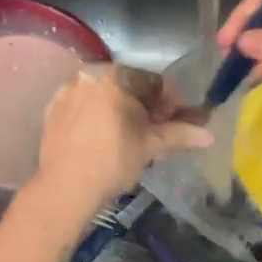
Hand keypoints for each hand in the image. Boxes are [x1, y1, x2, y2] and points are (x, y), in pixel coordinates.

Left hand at [31, 67, 211, 211]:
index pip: (154, 82)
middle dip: (146, 107)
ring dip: (121, 112)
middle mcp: (88, 75)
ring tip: (130, 138)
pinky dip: (97, 118)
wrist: (66, 186)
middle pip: (127, 87)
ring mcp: (66, 92)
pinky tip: (103, 139)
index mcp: (115, 76)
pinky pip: (82, 108)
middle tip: (156, 133)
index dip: (171, 103)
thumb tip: (209, 135)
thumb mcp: (151, 145)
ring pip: (104, 97)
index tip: (177, 123)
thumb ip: (179, 134)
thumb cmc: (114, 160)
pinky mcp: (51, 112)